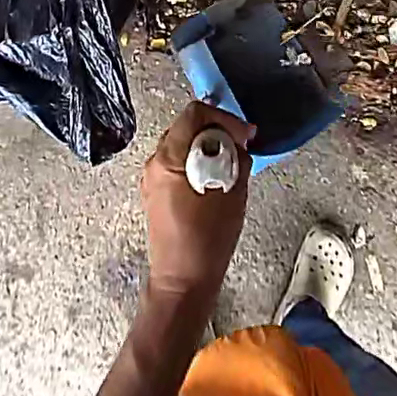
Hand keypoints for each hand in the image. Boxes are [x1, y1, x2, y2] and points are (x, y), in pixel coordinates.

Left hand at [141, 103, 253, 301]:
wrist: (181, 280)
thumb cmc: (206, 242)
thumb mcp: (231, 198)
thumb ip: (236, 163)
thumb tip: (238, 144)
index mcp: (168, 159)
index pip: (193, 114)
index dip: (223, 118)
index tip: (245, 134)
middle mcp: (154, 161)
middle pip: (185, 126)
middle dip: (216, 131)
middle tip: (242, 146)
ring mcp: (151, 175)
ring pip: (181, 143)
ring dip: (207, 146)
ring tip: (232, 163)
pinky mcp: (155, 189)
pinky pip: (176, 161)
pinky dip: (196, 161)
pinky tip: (214, 178)